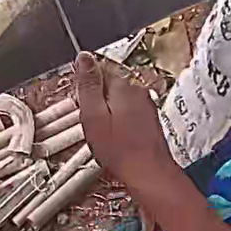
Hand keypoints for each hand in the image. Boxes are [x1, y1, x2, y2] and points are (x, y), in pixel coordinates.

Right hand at [74, 51, 183, 196]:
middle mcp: (136, 91)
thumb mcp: (93, 115)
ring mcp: (145, 104)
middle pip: (107, 86)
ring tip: (104, 134)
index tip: (81, 105)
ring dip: (107, 113)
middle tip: (92, 124)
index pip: (97, 70)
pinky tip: (116, 138)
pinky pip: (127, 112)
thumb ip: (88, 84)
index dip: (84, 89)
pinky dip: (118, 122)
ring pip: (117, 100)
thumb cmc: (120, 149)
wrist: (148, 173)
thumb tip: (83, 57)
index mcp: (122, 87)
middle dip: (96, 101)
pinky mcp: (149, 118)